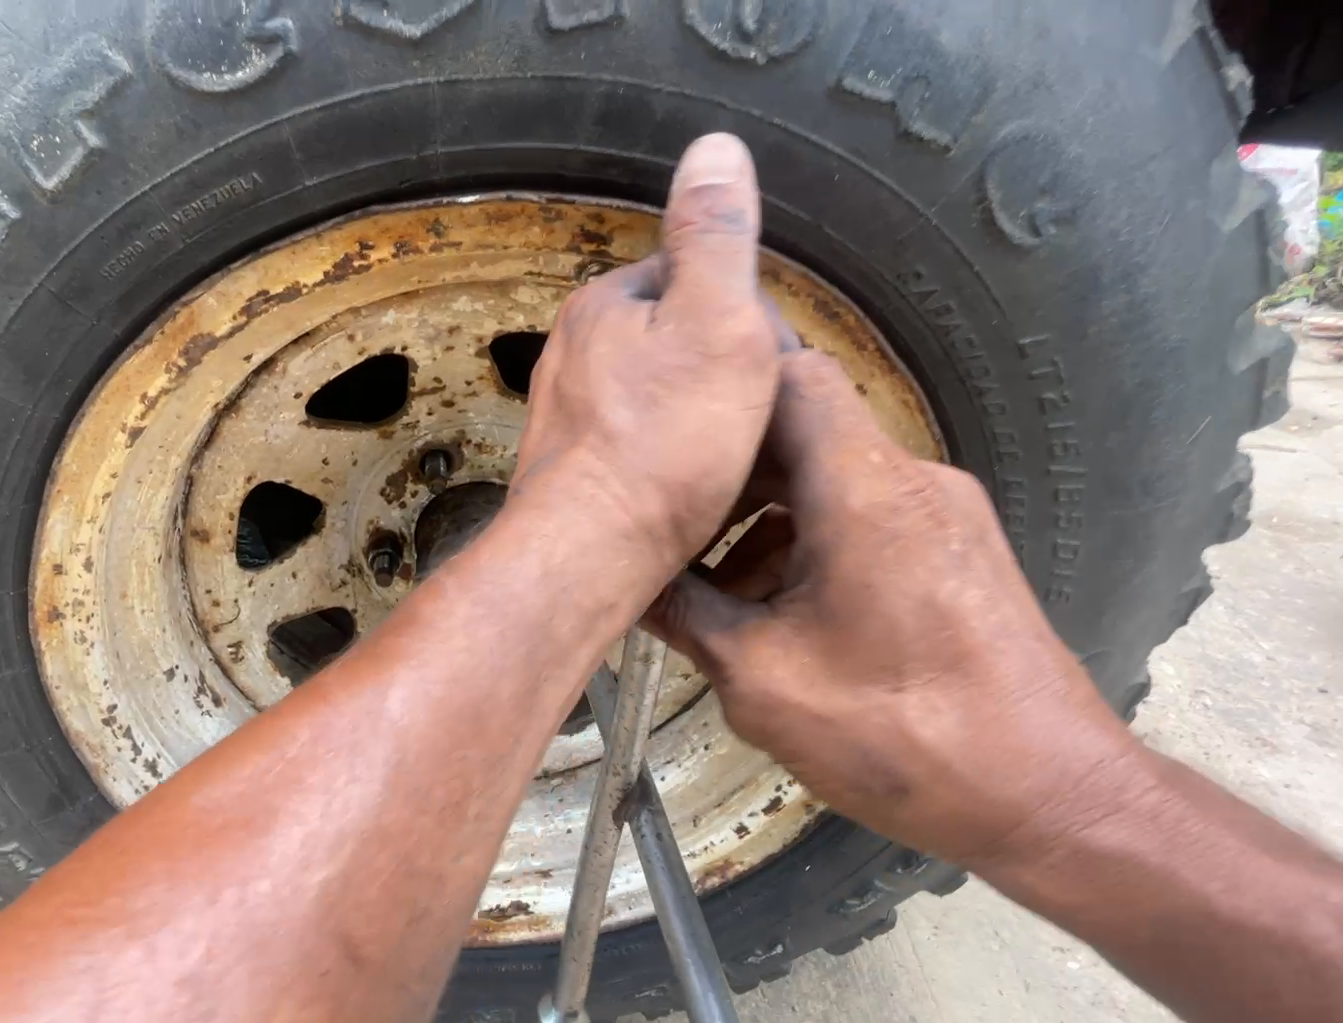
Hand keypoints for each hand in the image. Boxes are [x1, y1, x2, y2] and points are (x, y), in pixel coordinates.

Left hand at [510, 133, 794, 574]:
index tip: (775, 376)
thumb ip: (715, 237)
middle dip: (731, 379)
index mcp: (604, 304)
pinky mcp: (572, 469)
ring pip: (665, 400)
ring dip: (708, 426)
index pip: (701, 284)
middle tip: (760, 431)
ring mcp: (567, 413)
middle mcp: (574, 351)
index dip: (755, 326)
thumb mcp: (714, 322)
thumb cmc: (662, 443)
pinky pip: (643, 447)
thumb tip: (714, 149)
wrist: (589, 553)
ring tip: (734, 469)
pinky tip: (694, 494)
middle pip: (683, 345)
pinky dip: (675, 462)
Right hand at [646, 351, 1146, 867]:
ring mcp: (940, 515)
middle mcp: (909, 480)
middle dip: (727, 474)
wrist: (1050, 801)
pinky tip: (770, 613)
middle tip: (663, 522)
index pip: (793, 376)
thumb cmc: (898, 733)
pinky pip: (860, 519)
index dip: (724, 395)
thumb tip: (627, 581)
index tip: (667, 438)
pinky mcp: (952, 552)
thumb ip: (682, 614)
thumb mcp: (759, 676)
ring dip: (759, 520)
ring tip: (707, 588)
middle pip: (801, 432)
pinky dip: (803, 545)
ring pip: (826, 480)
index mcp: (863, 489)